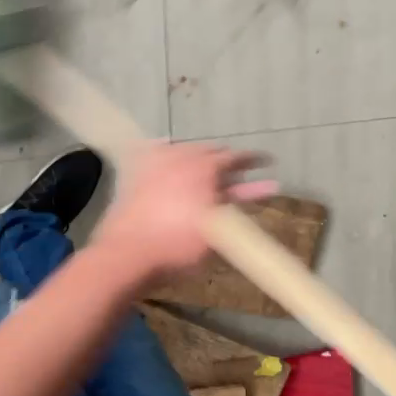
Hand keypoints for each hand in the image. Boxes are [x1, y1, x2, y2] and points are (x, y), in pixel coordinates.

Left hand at [90, 142, 276, 280]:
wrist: (129, 251)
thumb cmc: (178, 246)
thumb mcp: (217, 232)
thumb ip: (231, 208)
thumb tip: (246, 195)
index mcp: (205, 169)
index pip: (236, 157)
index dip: (253, 159)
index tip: (267, 160)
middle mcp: (181, 159)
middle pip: (209, 152)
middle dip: (225, 160)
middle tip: (238, 168)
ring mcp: (155, 164)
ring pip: (184, 150)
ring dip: (200, 156)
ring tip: (208, 159)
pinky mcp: (136, 173)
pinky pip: (153, 151)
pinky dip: (165, 148)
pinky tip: (167, 145)